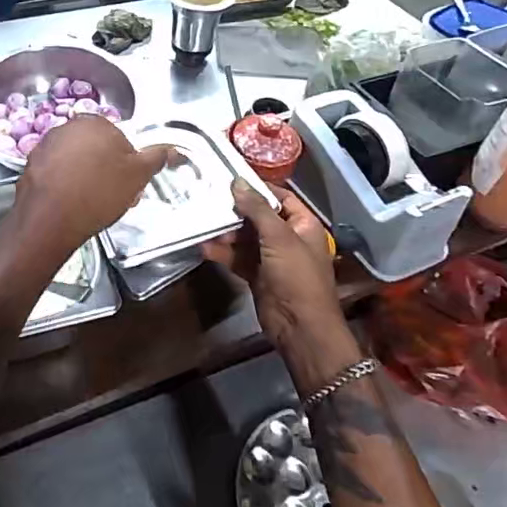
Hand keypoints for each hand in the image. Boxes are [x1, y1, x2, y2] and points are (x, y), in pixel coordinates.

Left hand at [12, 117, 175, 256]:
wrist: (50, 219)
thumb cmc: (99, 192)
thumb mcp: (138, 175)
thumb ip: (156, 158)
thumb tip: (172, 149)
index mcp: (96, 122)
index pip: (119, 141)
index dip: (126, 165)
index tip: (127, 185)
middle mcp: (68, 127)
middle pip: (95, 149)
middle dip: (105, 170)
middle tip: (111, 196)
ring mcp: (46, 145)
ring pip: (74, 161)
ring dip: (83, 177)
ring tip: (90, 204)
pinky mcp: (30, 166)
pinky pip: (55, 173)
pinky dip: (63, 185)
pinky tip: (69, 204)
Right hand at [202, 181, 343, 351]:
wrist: (301, 328)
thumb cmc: (297, 276)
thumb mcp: (279, 237)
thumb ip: (257, 209)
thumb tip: (237, 182)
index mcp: (303, 225)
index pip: (280, 197)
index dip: (258, 188)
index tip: (230, 179)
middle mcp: (288, 238)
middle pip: (260, 217)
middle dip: (236, 211)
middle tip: (209, 200)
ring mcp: (272, 258)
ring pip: (246, 238)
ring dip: (227, 233)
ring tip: (204, 224)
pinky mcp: (257, 276)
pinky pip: (238, 258)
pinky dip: (223, 253)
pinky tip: (204, 247)